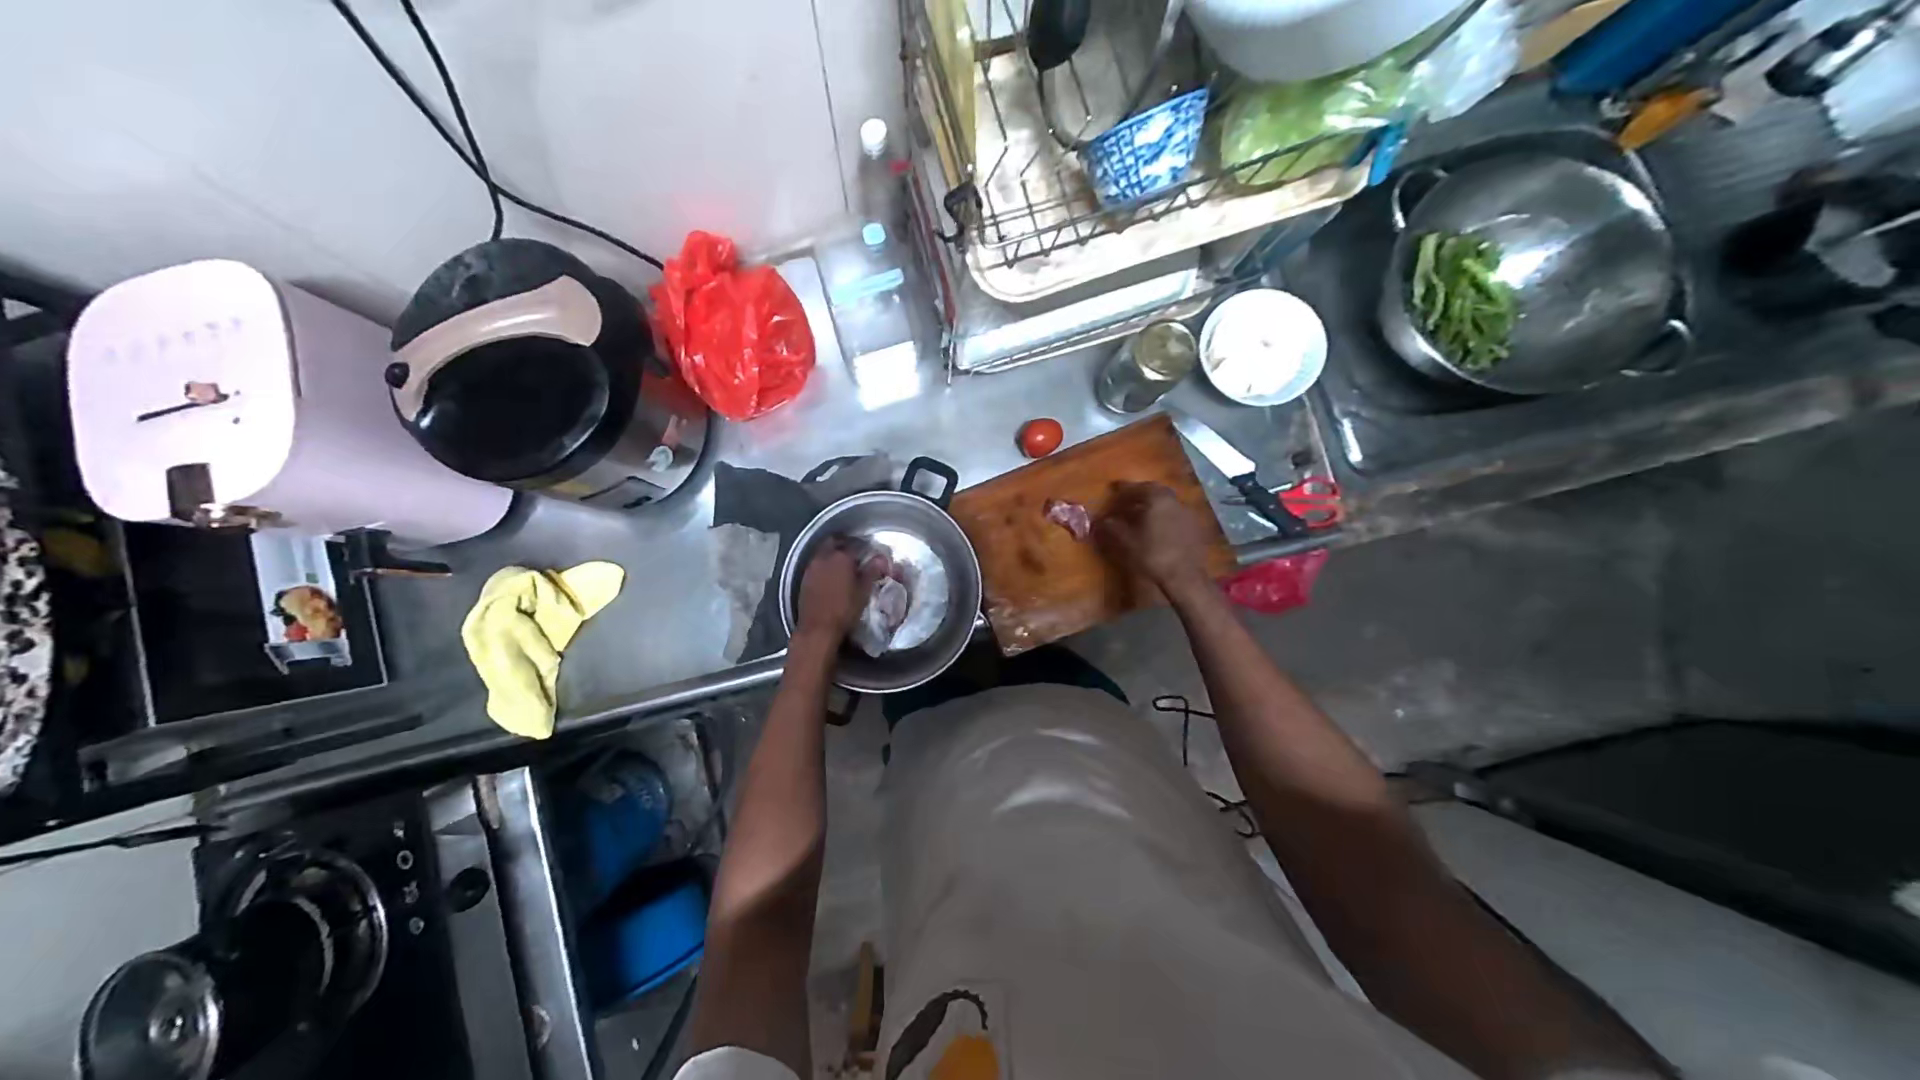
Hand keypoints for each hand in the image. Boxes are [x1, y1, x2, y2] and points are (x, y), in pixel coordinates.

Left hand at [794, 539, 872, 640]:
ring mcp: (811, 567)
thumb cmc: (845, 610)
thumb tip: (880, 559)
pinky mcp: (804, 578)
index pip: (854, 544)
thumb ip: (871, 572)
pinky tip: (830, 577)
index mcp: (841, 557)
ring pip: (823, 553)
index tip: (868, 553)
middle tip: (853, 556)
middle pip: (834, 543)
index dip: (862, 547)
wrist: (818, 628)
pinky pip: (816, 565)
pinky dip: (824, 566)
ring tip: (842, 567)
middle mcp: (824, 557)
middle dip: (844, 545)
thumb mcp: (864, 591)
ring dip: (832, 555)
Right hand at [1099, 481, 1212, 600]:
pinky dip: (1163, 519)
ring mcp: (1188, 515)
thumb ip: (1111, 526)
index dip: (1122, 490)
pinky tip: (1156, 531)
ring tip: (1140, 517)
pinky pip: (1175, 518)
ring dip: (1152, 508)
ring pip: (1166, 505)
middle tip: (1127, 502)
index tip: (1113, 489)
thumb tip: (1102, 520)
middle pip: (1155, 493)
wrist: (1183, 578)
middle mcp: (1175, 501)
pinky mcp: (1195, 530)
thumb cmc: (1150, 555)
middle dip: (1140, 496)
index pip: (1136, 488)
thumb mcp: (1124, 541)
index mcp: (1157, 498)